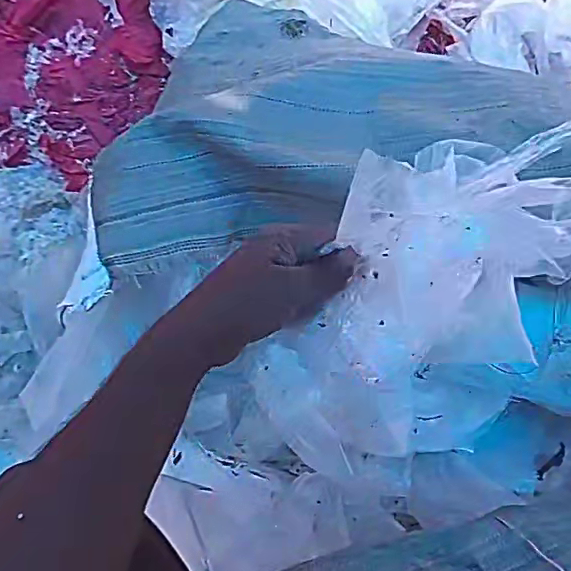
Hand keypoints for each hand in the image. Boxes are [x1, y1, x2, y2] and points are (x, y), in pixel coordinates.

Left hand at [153, 228, 358, 368]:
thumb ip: (326, 273)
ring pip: (302, 279)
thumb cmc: (246, 306)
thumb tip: (355, 255)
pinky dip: (299, 306)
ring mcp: (262, 272)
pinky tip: (307, 320)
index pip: (326, 235)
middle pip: (315, 257)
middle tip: (356, 297)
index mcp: (279, 238)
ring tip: (334, 311)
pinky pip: (288, 295)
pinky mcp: (256, 295)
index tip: (371, 272)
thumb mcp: (293, 290)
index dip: (349, 251)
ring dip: (316, 295)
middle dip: (333, 276)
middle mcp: (271, 250)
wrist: (199, 335)